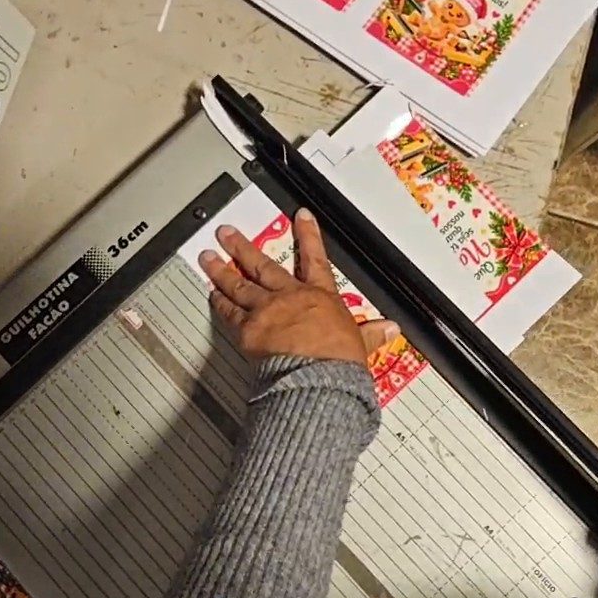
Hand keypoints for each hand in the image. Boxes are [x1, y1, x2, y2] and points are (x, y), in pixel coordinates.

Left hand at [200, 209, 397, 365]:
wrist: (317, 379)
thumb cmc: (338, 363)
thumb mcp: (359, 344)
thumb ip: (370, 334)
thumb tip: (389, 329)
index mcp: (320, 297)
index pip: (315, 259)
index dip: (308, 235)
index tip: (301, 218)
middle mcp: (290, 298)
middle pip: (263, 266)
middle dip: (244, 247)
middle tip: (228, 233)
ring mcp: (266, 311)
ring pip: (239, 284)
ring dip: (221, 269)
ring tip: (208, 257)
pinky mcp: (248, 330)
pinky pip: (229, 312)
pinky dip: (219, 301)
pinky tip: (211, 293)